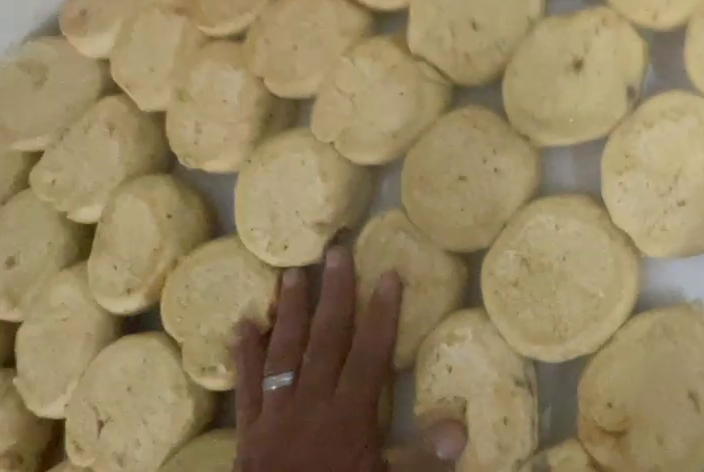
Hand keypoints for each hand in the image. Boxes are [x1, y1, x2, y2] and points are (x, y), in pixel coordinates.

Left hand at [232, 246, 467, 471]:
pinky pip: (246, 385)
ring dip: (289, 311)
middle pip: (325, 339)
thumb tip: (461, 429)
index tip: (390, 273)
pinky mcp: (247, 430)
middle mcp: (311, 405)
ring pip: (283, 352)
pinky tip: (242, 323)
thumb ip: (422, 458)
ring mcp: (275, 415)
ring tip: (291, 273)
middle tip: (335, 251)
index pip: (370, 352)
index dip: (383, 313)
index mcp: (349, 416)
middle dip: (334, 293)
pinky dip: (244, 353)